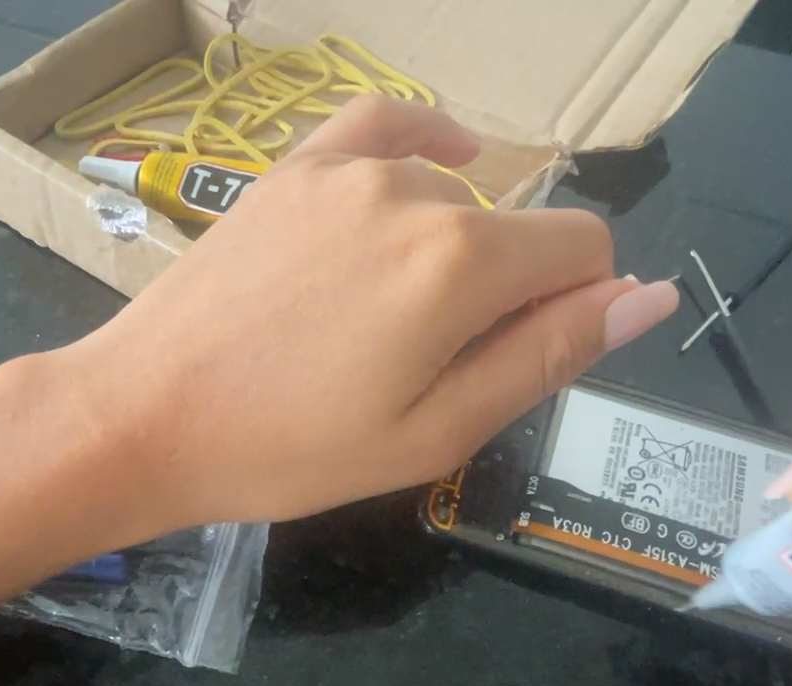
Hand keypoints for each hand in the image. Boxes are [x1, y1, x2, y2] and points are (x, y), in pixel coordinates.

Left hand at [58, 95, 678, 526]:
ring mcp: (346, 168)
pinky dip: (423, 150)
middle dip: (500, 295)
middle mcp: (415, 191)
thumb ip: (544, 359)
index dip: (573, 308)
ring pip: (452, 196)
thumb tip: (645, 299)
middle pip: (513, 231)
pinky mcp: (293, 168)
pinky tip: (438, 165)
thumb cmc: (289, 450)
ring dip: (448, 251)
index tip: (519, 358)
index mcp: (461, 263)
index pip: (581, 253)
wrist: (146, 418)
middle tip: (421, 371)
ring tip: (377, 324)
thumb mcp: (433, 435)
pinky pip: (385, 129)